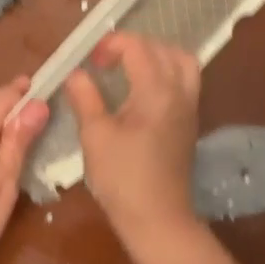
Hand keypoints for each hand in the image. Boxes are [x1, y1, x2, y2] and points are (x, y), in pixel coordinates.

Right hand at [64, 33, 202, 238]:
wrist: (157, 219)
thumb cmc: (122, 178)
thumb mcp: (95, 136)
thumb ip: (86, 98)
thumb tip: (76, 73)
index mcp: (156, 91)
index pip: (138, 47)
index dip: (111, 44)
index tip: (90, 60)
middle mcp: (179, 92)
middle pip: (164, 48)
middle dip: (134, 45)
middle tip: (106, 61)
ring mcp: (189, 108)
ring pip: (182, 63)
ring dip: (155, 56)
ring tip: (128, 69)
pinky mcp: (188, 123)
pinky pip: (184, 82)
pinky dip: (165, 73)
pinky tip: (141, 91)